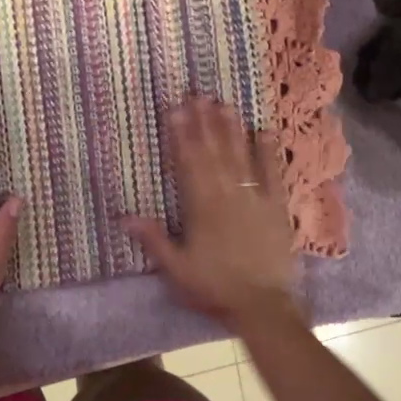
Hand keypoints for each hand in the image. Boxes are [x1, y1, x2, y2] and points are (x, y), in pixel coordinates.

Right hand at [124, 96, 302, 331]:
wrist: (263, 305)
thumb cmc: (215, 287)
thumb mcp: (176, 269)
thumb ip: (152, 239)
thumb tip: (123, 216)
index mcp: (201, 207)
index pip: (188, 163)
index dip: (181, 135)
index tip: (175, 110)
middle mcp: (227, 195)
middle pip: (213, 152)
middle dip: (204, 122)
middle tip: (197, 94)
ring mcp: (255, 198)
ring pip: (240, 156)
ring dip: (231, 129)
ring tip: (224, 103)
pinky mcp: (277, 207)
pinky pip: (272, 173)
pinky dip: (268, 151)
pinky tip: (263, 130)